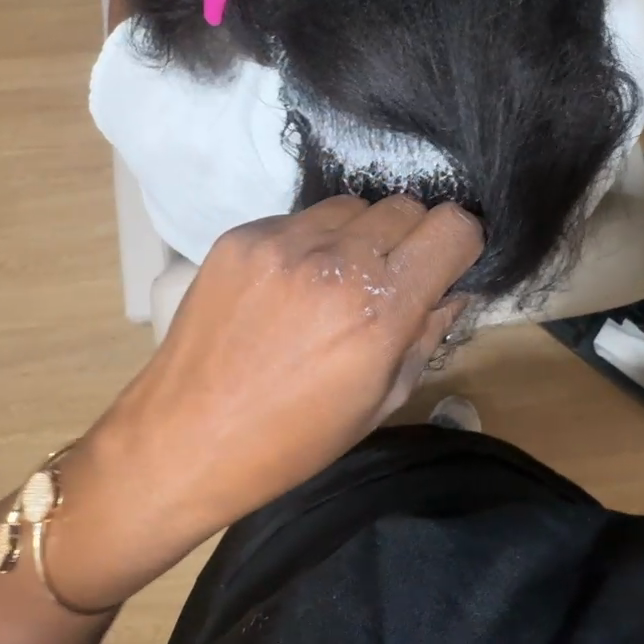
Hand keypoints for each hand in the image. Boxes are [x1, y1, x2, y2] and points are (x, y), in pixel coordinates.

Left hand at [47, 196, 482, 609]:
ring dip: (361, 233)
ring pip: (354, 204)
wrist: (183, 437)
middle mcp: (336, 261)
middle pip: (407, 206)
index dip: (460, 244)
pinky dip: (311, 240)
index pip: (452, 228)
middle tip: (390, 277)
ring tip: (337, 277)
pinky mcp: (242, 235)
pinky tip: (291, 281)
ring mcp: (283, 241)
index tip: (446, 264)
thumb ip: (426, 335)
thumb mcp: (379, 403)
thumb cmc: (292, 440)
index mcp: (379, 311)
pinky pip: (301, 217)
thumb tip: (453, 290)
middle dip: (411, 238)